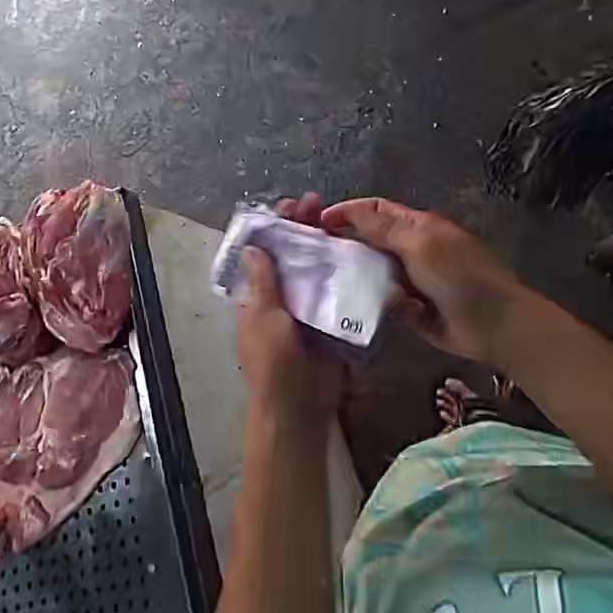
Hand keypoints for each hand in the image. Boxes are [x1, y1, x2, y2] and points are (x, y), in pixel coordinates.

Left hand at [235, 193, 342, 428]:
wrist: (300, 409)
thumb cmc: (274, 364)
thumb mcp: (264, 319)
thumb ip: (263, 283)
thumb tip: (253, 246)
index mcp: (258, 295)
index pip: (265, 253)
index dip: (275, 229)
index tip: (289, 205)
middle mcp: (282, 297)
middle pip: (293, 256)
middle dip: (303, 229)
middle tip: (318, 203)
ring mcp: (308, 309)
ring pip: (317, 270)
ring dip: (326, 246)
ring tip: (341, 220)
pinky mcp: (331, 322)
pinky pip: (338, 293)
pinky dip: (346, 274)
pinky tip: (360, 253)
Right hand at [322, 197, 530, 360]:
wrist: (495, 326)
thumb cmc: (461, 277)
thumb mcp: (420, 244)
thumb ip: (383, 228)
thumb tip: (349, 212)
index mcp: (416, 227)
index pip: (373, 210)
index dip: (346, 212)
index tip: (317, 224)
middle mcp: (409, 249)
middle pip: (368, 240)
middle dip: (343, 244)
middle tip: (313, 254)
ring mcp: (408, 279)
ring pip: (370, 271)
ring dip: (353, 274)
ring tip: (322, 279)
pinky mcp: (407, 307)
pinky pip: (379, 299)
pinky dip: (369, 301)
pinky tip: (349, 305)